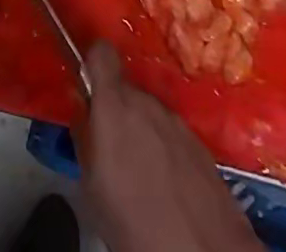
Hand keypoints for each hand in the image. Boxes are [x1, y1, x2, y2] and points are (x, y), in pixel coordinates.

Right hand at [77, 43, 260, 251]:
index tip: (85, 80)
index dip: (92, 60)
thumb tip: (81, 111)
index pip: (102, 53)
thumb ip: (83, 137)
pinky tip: (163, 182)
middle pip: (125, 89)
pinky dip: (162, 146)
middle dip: (114, 109)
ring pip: (148, 111)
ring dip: (139, 129)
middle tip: (107, 145)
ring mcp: (177, 120)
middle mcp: (147, 104)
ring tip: (136, 170)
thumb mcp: (91, 187)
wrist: (204, 250)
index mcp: (115, 107)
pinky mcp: (199, 141)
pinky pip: (170, 131)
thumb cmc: (134, 222)